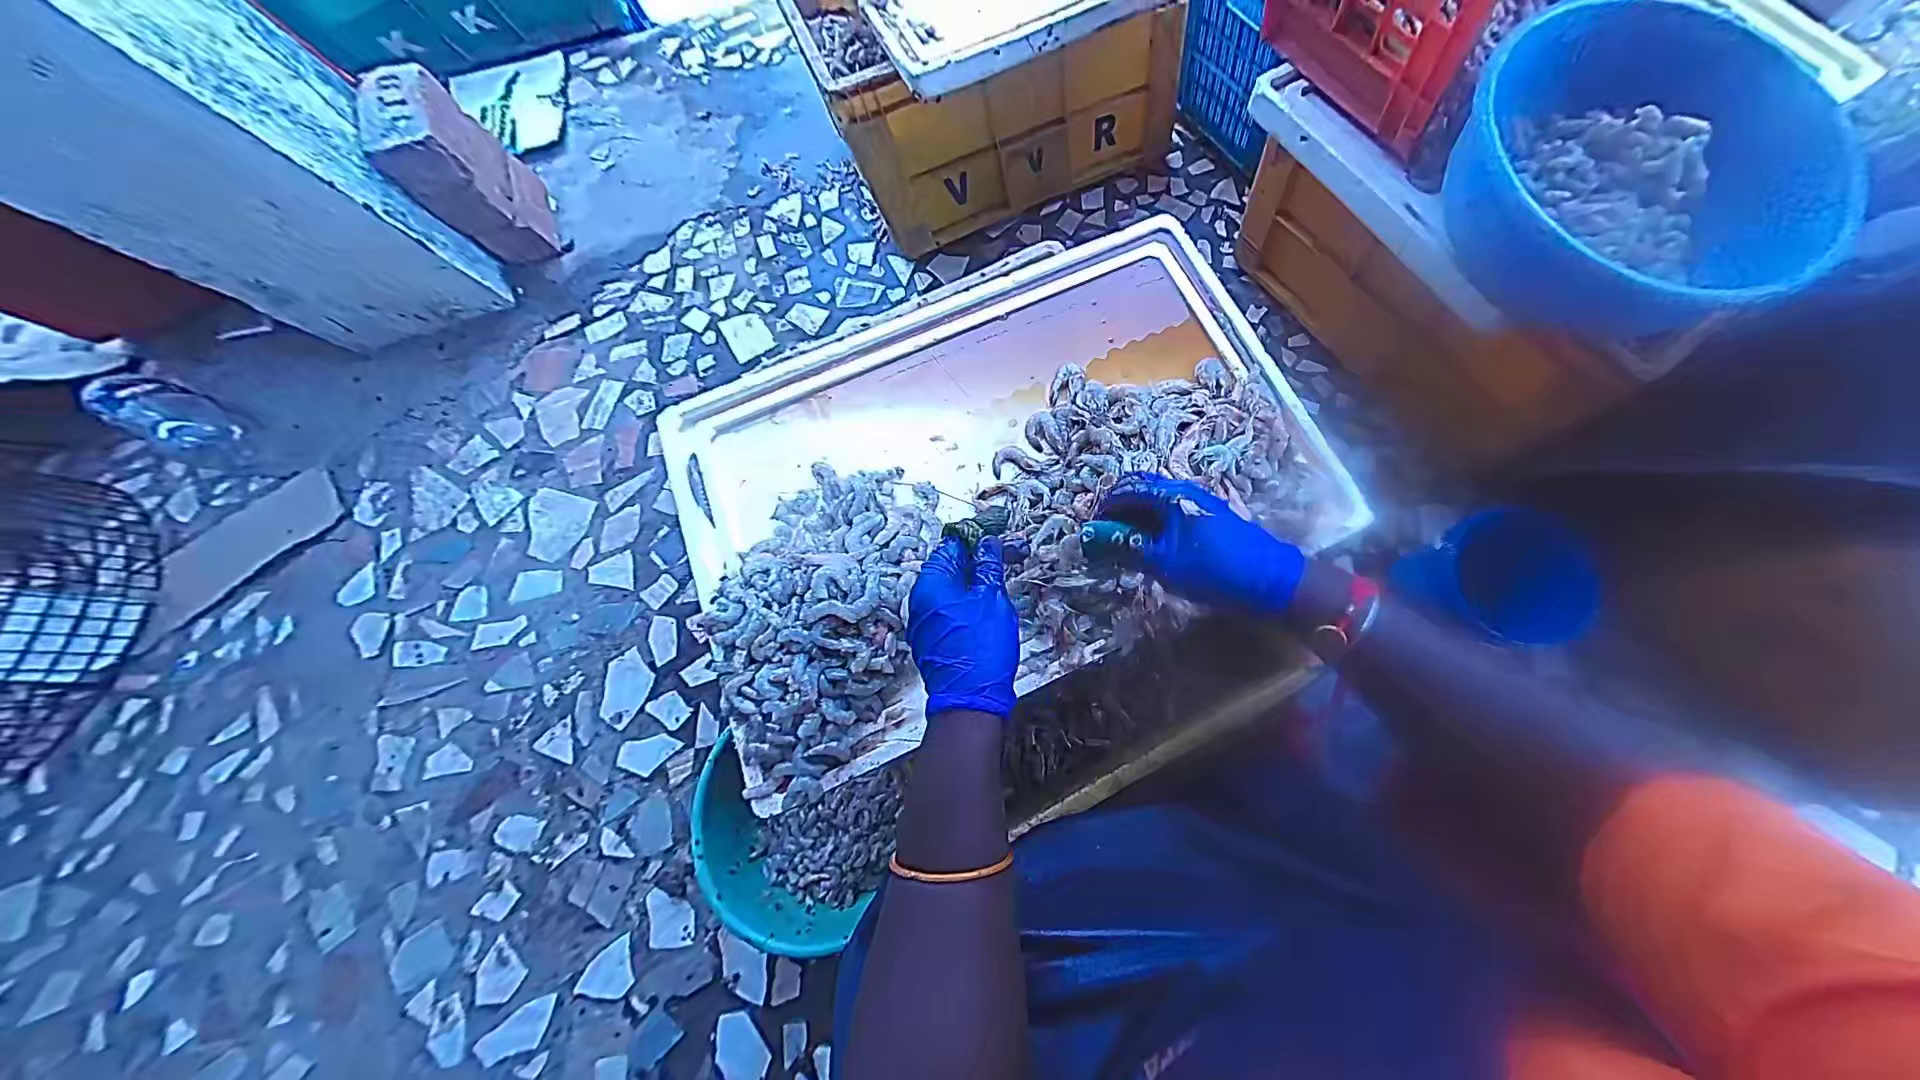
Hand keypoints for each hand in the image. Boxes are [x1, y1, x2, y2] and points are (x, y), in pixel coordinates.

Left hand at [907, 535, 1018, 717]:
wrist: (970, 699)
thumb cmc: (982, 647)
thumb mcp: (992, 599)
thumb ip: (988, 567)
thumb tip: (988, 543)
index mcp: (930, 584)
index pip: (950, 547)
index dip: (974, 539)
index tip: (996, 537)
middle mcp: (919, 601)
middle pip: (947, 569)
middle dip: (974, 561)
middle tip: (1003, 557)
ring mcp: (922, 622)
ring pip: (948, 591)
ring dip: (971, 583)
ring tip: (998, 581)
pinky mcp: (930, 640)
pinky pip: (946, 610)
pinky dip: (964, 603)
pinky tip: (984, 607)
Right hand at [1095, 472, 1304, 613]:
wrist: (1270, 580)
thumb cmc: (1211, 568)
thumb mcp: (1162, 560)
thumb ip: (1125, 544)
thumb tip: (1090, 535)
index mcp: (1170, 494)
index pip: (1125, 488)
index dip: (1104, 506)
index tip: (1093, 530)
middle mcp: (1184, 490)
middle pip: (1140, 491)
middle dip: (1119, 511)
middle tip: (1107, 538)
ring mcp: (1198, 503)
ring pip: (1155, 504)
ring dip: (1136, 520)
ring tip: (1126, 545)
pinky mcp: (1208, 518)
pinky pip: (1170, 514)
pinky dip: (1153, 526)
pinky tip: (1152, 548)